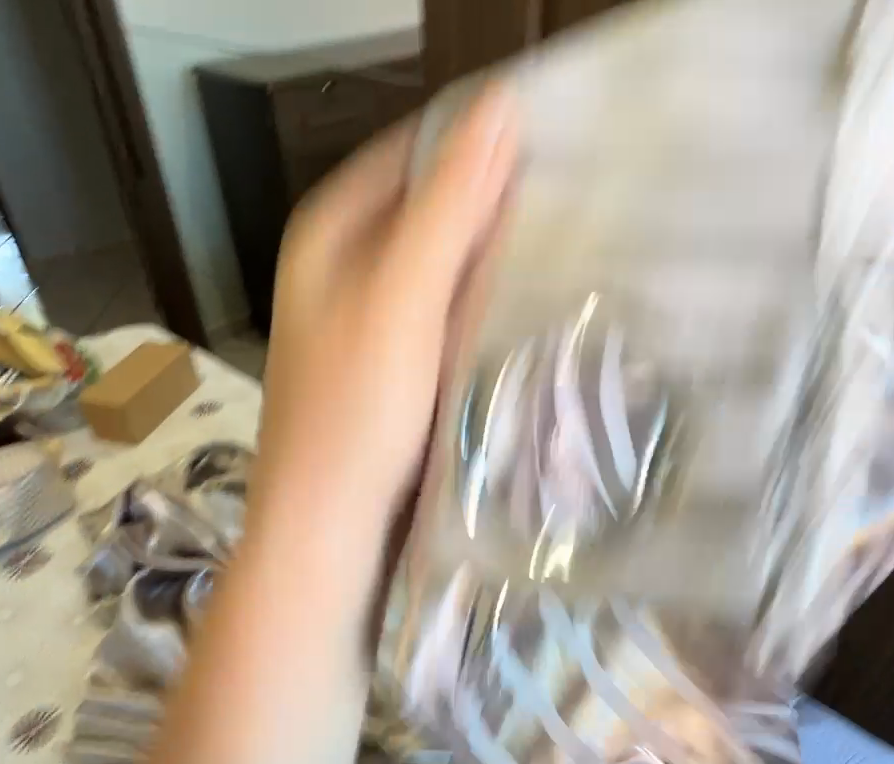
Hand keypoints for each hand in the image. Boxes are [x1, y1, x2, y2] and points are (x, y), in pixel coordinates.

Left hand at [248, 88, 516, 539]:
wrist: (326, 527)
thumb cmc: (355, 414)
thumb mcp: (402, 300)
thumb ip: (448, 207)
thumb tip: (502, 106)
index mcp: (329, 231)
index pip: (414, 152)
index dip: (477, 146)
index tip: (553, 150)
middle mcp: (339, 265)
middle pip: (426, 209)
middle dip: (489, 206)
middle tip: (568, 203)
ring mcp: (360, 317)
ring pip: (436, 264)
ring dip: (486, 259)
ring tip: (556, 251)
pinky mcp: (383, 363)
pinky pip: (438, 313)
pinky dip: (474, 306)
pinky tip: (515, 312)